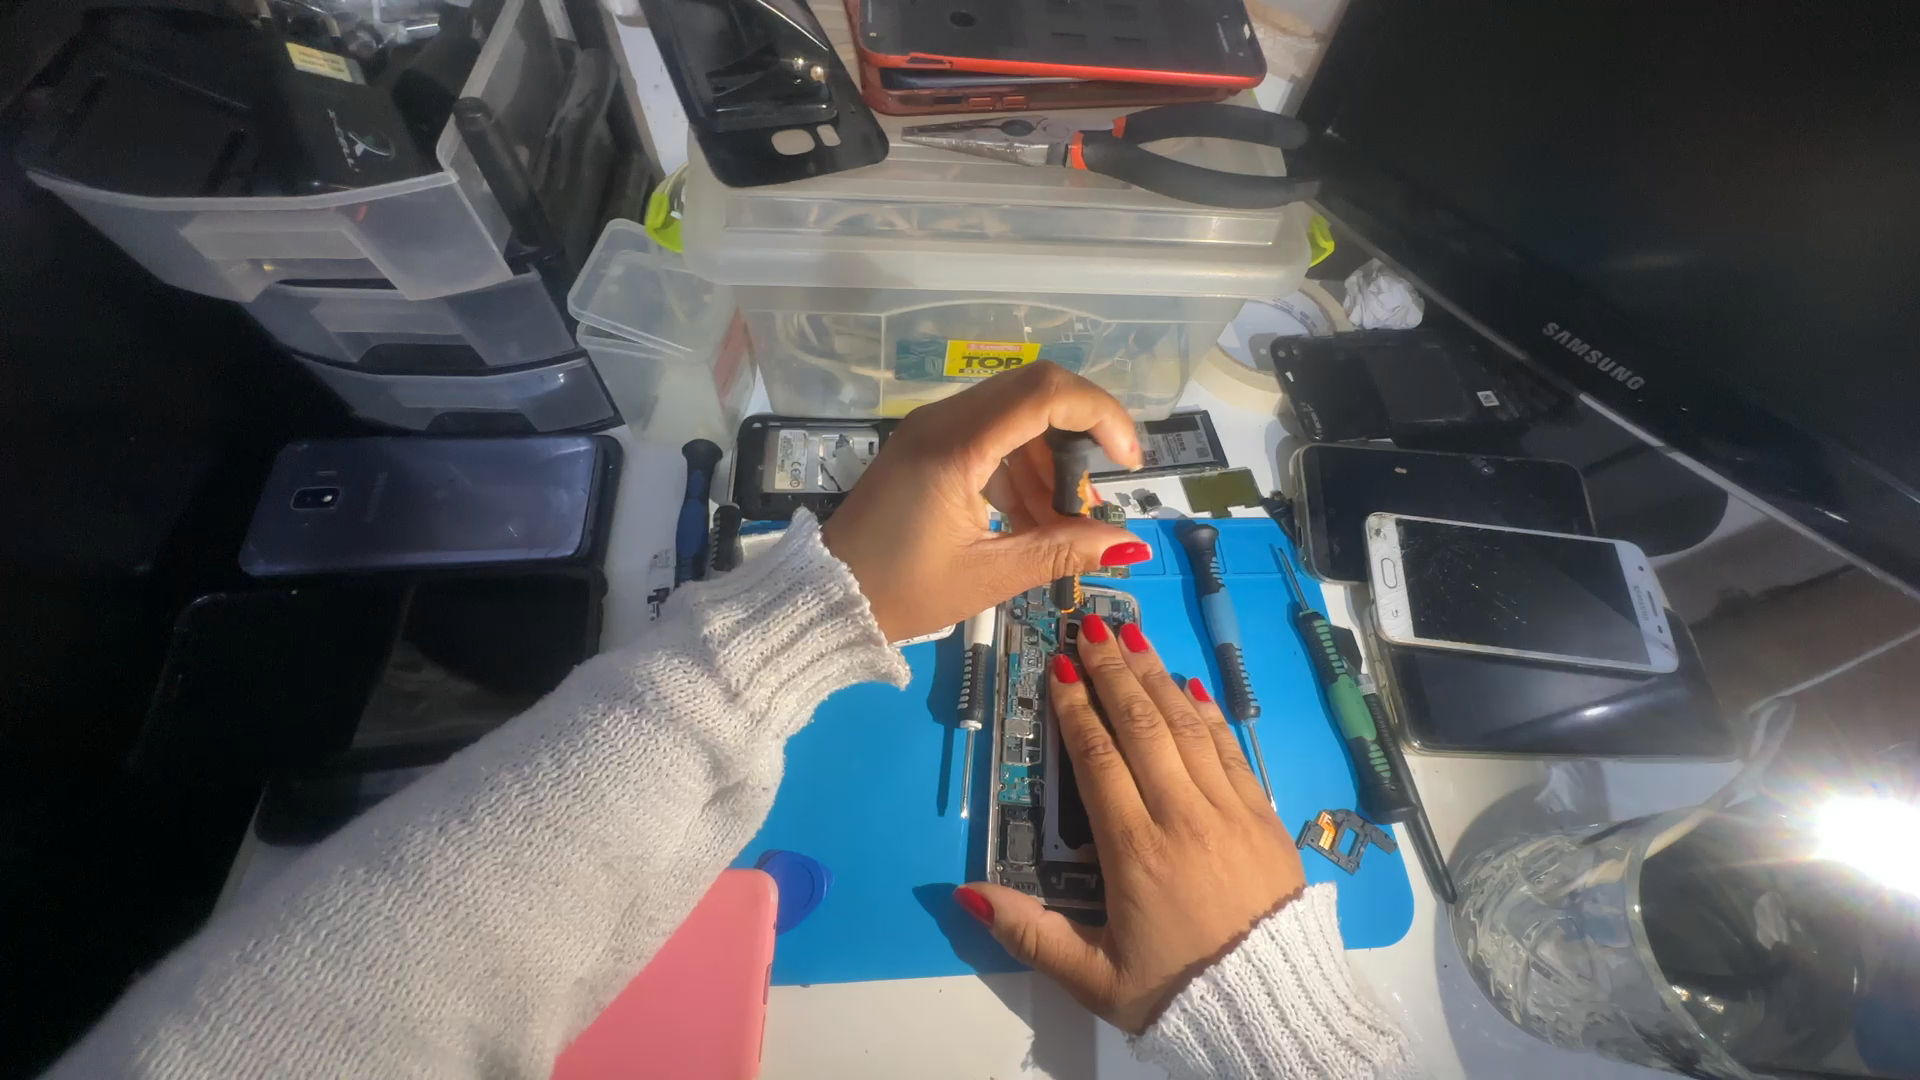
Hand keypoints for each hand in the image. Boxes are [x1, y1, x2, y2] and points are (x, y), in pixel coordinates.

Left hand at [820, 362, 1148, 641]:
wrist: (828, 595)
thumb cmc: (901, 591)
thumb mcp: (988, 577)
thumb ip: (1062, 552)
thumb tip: (1128, 544)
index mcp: (955, 446)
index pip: (1045, 392)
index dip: (1101, 415)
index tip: (1126, 463)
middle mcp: (943, 420)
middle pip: (1034, 392)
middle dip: (1079, 438)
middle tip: (1090, 497)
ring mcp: (932, 427)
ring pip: (1015, 414)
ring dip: (1049, 461)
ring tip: (1059, 523)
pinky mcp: (928, 443)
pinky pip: (991, 434)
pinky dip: (1020, 469)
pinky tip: (1027, 518)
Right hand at [957, 615, 1307, 1033]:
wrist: (1278, 1017)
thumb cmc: (1179, 991)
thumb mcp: (1095, 978)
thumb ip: (1029, 934)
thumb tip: (966, 893)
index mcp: (1136, 850)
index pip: (1099, 759)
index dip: (1077, 709)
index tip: (1062, 668)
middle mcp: (1183, 816)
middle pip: (1143, 726)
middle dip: (1114, 671)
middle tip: (1093, 627)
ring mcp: (1230, 810)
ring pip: (1187, 726)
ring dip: (1157, 676)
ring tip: (1134, 634)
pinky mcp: (1264, 815)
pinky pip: (1232, 749)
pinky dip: (1208, 712)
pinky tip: (1191, 684)